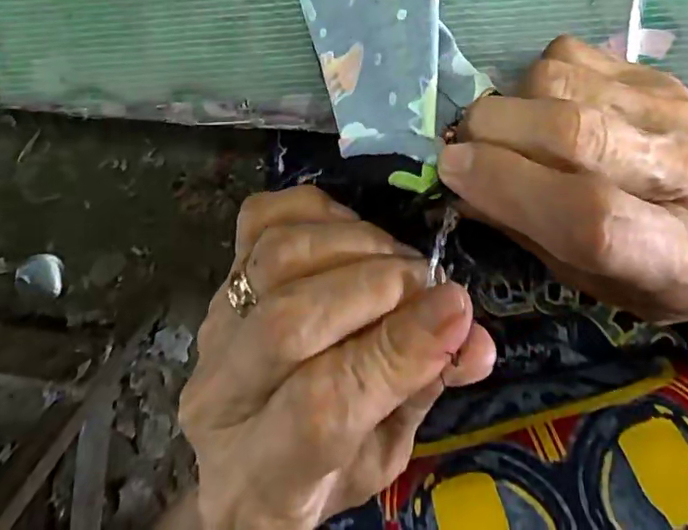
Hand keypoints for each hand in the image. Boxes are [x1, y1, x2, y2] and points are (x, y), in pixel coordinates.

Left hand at [177, 187, 495, 529]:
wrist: (244, 457)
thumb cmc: (321, 472)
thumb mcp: (380, 459)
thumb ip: (420, 392)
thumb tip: (474, 336)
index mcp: (263, 476)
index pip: (322, 403)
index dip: (395, 349)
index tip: (455, 309)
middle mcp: (221, 393)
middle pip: (290, 320)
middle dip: (375, 287)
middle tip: (429, 281)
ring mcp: (213, 324)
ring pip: (276, 258)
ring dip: (353, 245)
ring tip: (399, 262)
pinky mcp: (219, 275)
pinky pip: (260, 219)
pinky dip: (315, 212)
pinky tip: (352, 230)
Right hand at [439, 36, 687, 324]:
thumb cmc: (649, 279)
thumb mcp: (584, 278)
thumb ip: (521, 226)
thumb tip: (456, 174)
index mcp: (677, 254)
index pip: (587, 212)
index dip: (507, 183)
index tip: (451, 167)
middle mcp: (685, 175)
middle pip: (571, 132)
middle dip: (494, 130)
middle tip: (465, 143)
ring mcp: (676, 116)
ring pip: (561, 81)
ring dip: (512, 101)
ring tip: (509, 126)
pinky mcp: (663, 79)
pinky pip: (572, 52)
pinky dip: (538, 76)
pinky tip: (546, 102)